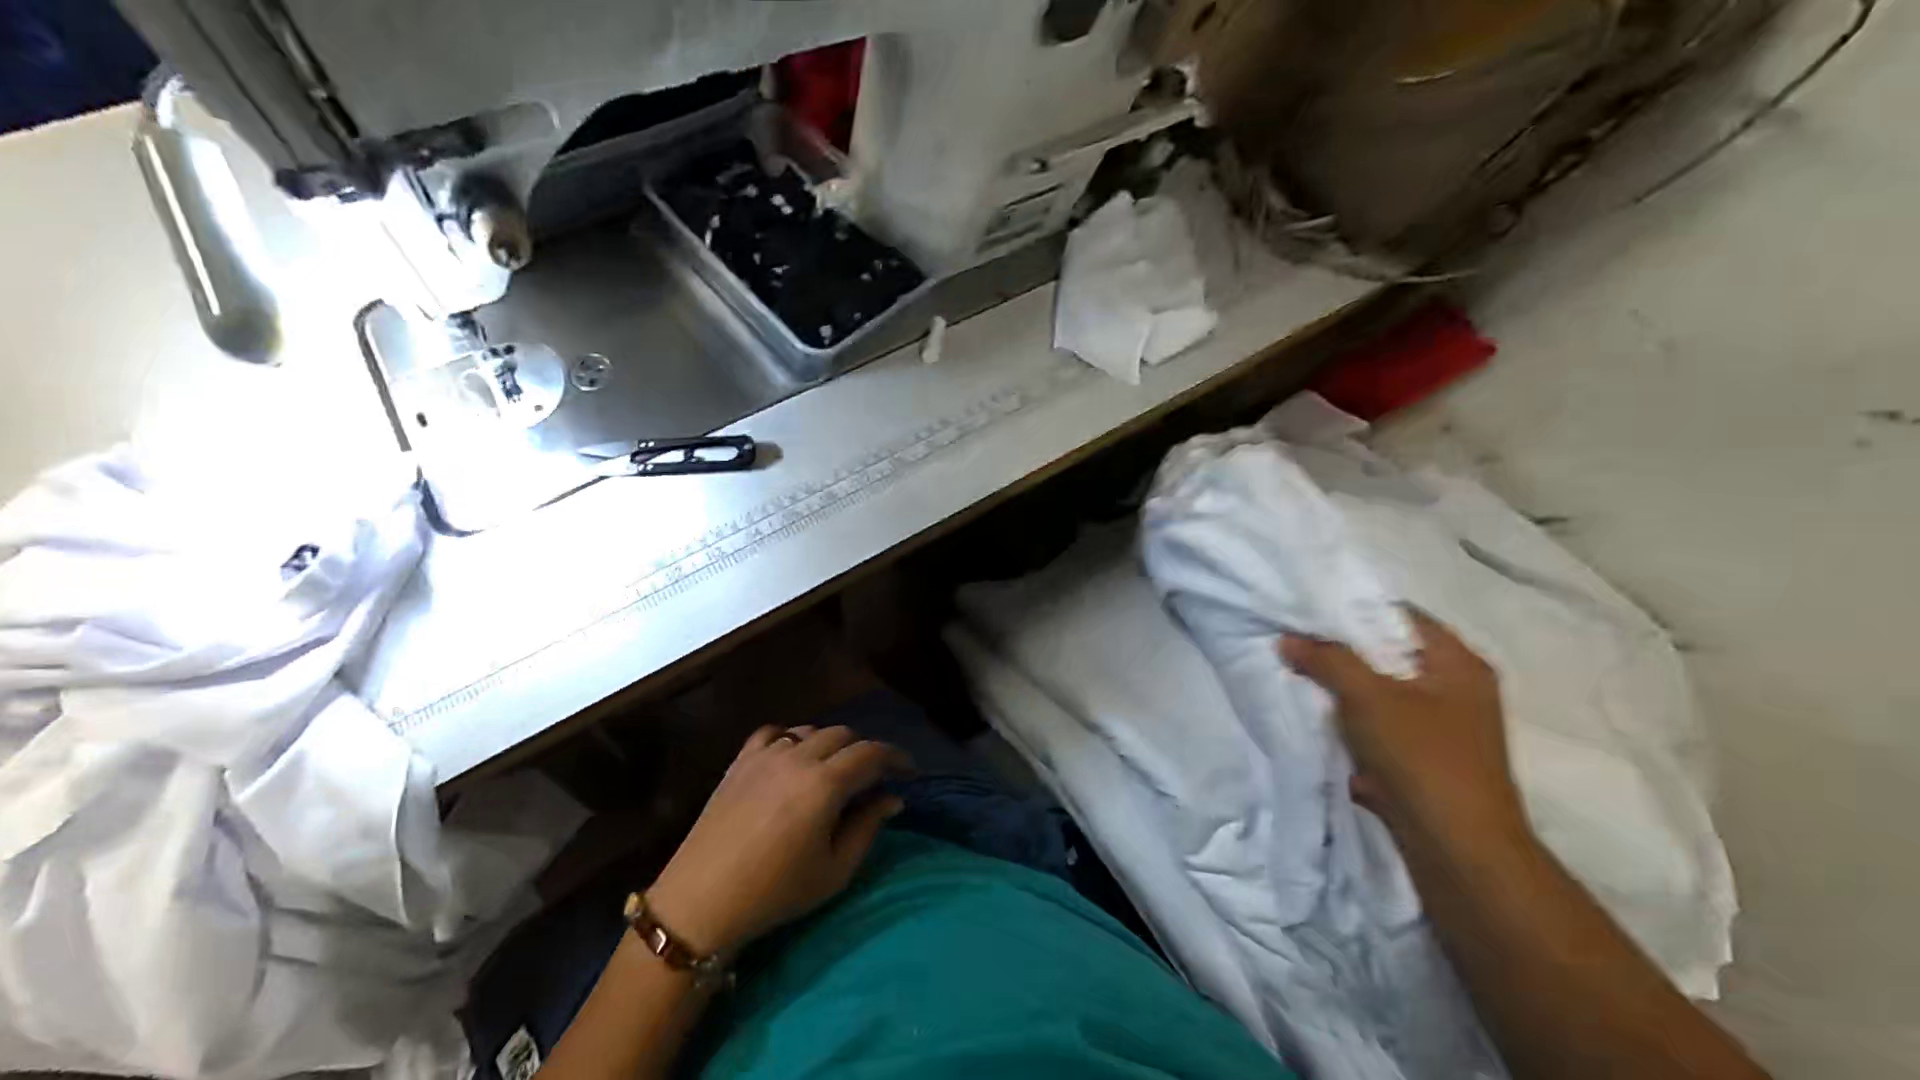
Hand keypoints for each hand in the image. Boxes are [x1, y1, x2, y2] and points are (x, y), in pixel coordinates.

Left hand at [646, 725, 910, 955]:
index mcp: (825, 784)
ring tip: (834, 769)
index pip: (872, 753)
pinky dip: (792, 738)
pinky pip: (773, 733)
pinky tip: (792, 758)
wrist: (702, 901)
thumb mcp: (834, 870)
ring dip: (830, 743)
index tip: (909, 772)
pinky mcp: (739, 761)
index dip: (896, 757)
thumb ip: (868, 827)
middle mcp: (797, 758)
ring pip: (810, 730)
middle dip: (865, 751)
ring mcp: (765, 755)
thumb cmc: (776, 892)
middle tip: (874, 776)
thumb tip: (893, 798)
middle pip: (844, 734)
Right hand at [1280, 609, 1529, 848]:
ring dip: (1342, 688)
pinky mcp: (1423, 759)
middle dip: (1340, 650)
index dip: (1353, 610)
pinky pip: (1378, 725)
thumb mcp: (1368, 697)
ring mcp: (1441, 727)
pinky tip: (1315, 717)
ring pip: (1380, 691)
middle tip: (1294, 641)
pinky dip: (1349, 720)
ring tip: (1297, 675)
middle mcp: (1456, 690)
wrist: (1457, 849)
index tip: (1306, 611)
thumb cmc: (1422, 757)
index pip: (1400, 616)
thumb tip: (1287, 638)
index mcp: (1459, 664)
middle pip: (1388, 654)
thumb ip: (1327, 660)